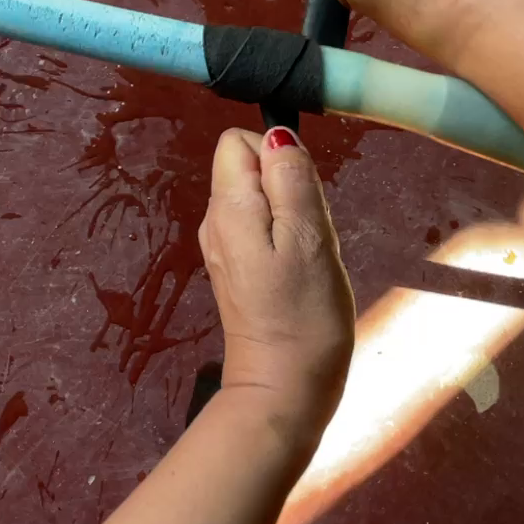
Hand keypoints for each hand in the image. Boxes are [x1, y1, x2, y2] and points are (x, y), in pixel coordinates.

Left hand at [198, 126, 354, 443]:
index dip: (275, 154)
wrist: (283, 389)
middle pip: (249, 168)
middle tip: (309, 232)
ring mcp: (222, 245)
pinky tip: (299, 271)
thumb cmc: (303, 313)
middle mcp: (214, 219)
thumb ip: (291, 179)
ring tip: (307, 256)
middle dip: (287, 186)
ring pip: (260, 199)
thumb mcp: (308, 237)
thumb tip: (276, 134)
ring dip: (291, 214)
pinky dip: (285, 237)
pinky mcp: (235, 267)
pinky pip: (261, 228)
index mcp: (227, 205)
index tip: (301, 194)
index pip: (237, 141)